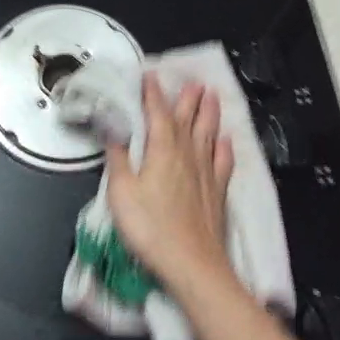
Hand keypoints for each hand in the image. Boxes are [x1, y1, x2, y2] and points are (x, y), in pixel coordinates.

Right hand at [105, 73, 236, 294]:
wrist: (192, 264)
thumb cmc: (150, 228)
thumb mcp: (121, 192)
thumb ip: (118, 158)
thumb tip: (113, 129)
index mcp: (162, 149)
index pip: (157, 113)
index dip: (153, 93)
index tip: (151, 75)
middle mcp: (187, 154)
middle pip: (188, 118)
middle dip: (189, 98)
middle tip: (193, 81)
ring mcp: (206, 172)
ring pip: (209, 134)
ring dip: (209, 113)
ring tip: (212, 96)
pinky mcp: (218, 192)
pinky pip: (223, 161)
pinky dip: (224, 147)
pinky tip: (226, 140)